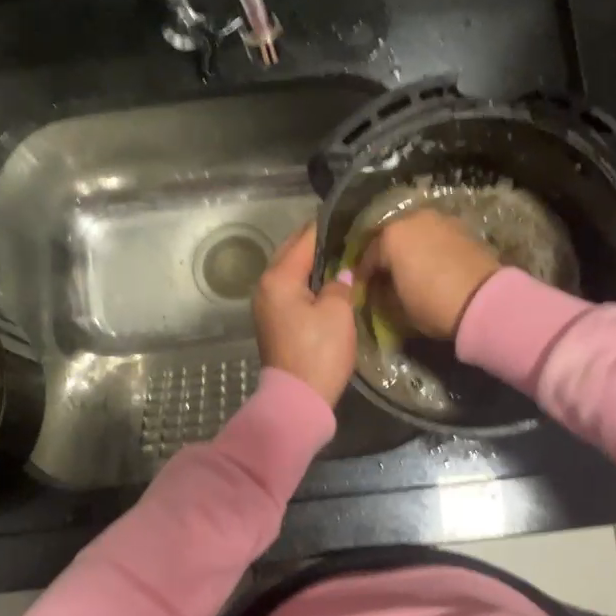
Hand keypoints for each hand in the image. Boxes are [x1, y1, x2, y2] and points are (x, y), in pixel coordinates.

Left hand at [254, 225, 357, 404]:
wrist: (297, 400)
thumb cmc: (318, 353)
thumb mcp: (337, 313)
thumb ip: (340, 284)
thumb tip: (341, 273)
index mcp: (278, 277)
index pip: (305, 238)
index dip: (328, 226)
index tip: (349, 215)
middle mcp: (265, 286)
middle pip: (293, 252)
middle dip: (318, 243)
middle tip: (349, 235)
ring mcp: (266, 306)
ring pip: (291, 272)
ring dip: (313, 264)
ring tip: (342, 256)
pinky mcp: (273, 322)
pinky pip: (291, 291)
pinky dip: (308, 283)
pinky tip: (328, 283)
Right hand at [356, 210, 501, 339]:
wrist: (483, 301)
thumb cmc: (432, 304)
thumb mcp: (397, 308)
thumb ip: (383, 294)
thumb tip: (381, 290)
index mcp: (391, 236)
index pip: (368, 258)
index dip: (364, 277)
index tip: (363, 292)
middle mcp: (413, 219)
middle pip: (392, 238)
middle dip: (387, 257)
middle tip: (386, 278)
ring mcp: (441, 220)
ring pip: (416, 234)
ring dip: (410, 250)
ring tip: (411, 270)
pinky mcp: (463, 228)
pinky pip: (437, 237)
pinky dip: (431, 248)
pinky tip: (432, 265)